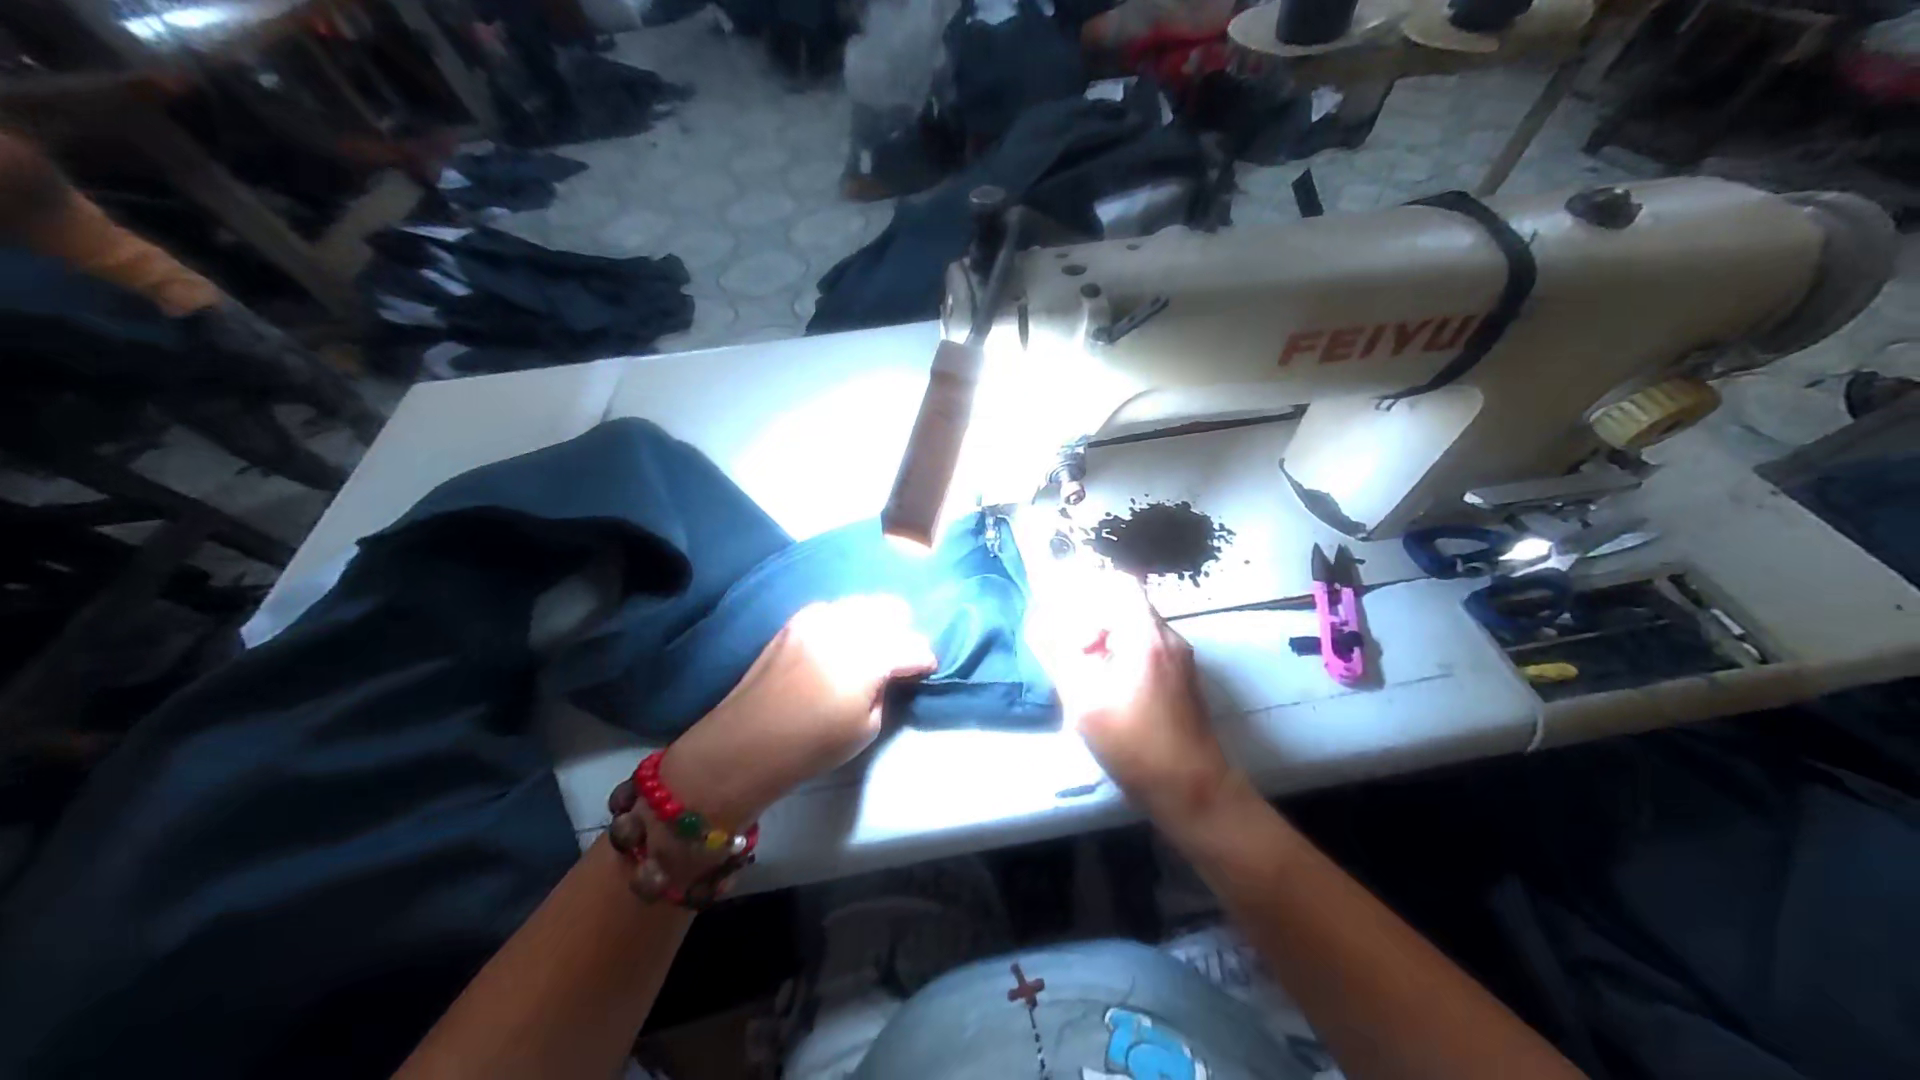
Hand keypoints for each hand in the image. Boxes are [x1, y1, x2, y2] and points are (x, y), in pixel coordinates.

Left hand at [660, 595, 935, 824]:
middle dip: (901, 631)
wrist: (747, 743)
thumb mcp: (867, 726)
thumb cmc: (813, 745)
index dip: (923, 660)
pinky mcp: (796, 620)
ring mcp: (818, 617)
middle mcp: (847, 625)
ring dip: (874, 622)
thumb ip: (885, 687)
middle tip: (897, 658)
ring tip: (870, 648)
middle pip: (892, 610)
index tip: (923, 671)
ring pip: (863, 604)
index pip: (914, 646)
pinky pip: (835, 608)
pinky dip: (847, 620)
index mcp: (871, 655)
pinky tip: (841, 644)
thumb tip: (890, 671)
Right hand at [1026, 568, 1235, 823]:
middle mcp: (1169, 638)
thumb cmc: (1136, 746)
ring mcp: (1180, 659)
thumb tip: (1038, 623)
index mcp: (1147, 637)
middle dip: (1091, 620)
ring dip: (1105, 640)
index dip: (1085, 594)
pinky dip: (1121, 655)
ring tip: (1083, 672)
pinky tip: (1105, 688)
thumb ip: (1058, 657)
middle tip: (1069, 650)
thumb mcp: (1084, 703)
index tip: (1066, 624)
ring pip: (1135, 628)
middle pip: (1126, 604)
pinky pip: (1146, 648)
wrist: (1193, 791)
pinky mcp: (1182, 679)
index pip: (1118, 585)